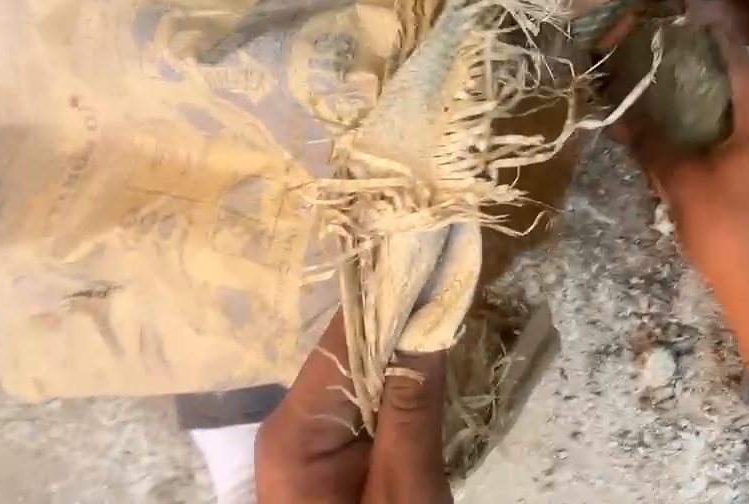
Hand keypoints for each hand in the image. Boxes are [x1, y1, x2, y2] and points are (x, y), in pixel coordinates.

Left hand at [255, 311, 450, 503]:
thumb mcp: (402, 491)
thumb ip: (414, 405)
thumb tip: (430, 313)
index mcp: (295, 430)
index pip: (346, 335)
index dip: (393, 297)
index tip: (439, 266)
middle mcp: (293, 422)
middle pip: (355, 349)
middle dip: (406, 323)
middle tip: (455, 292)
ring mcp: (310, 438)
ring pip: (365, 372)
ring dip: (409, 351)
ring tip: (452, 318)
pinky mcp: (331, 452)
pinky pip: (368, 398)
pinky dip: (402, 382)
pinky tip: (436, 367)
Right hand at [629, 18, 748, 325]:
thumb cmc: (726, 231)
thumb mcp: (681, 184)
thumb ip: (651, 144)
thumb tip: (620, 117)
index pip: (740, 64)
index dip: (716, 39)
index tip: (692, 20)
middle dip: (717, 79)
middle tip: (680, 69)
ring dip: (728, 112)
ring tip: (690, 109)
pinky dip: (741, 138)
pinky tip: (714, 151)